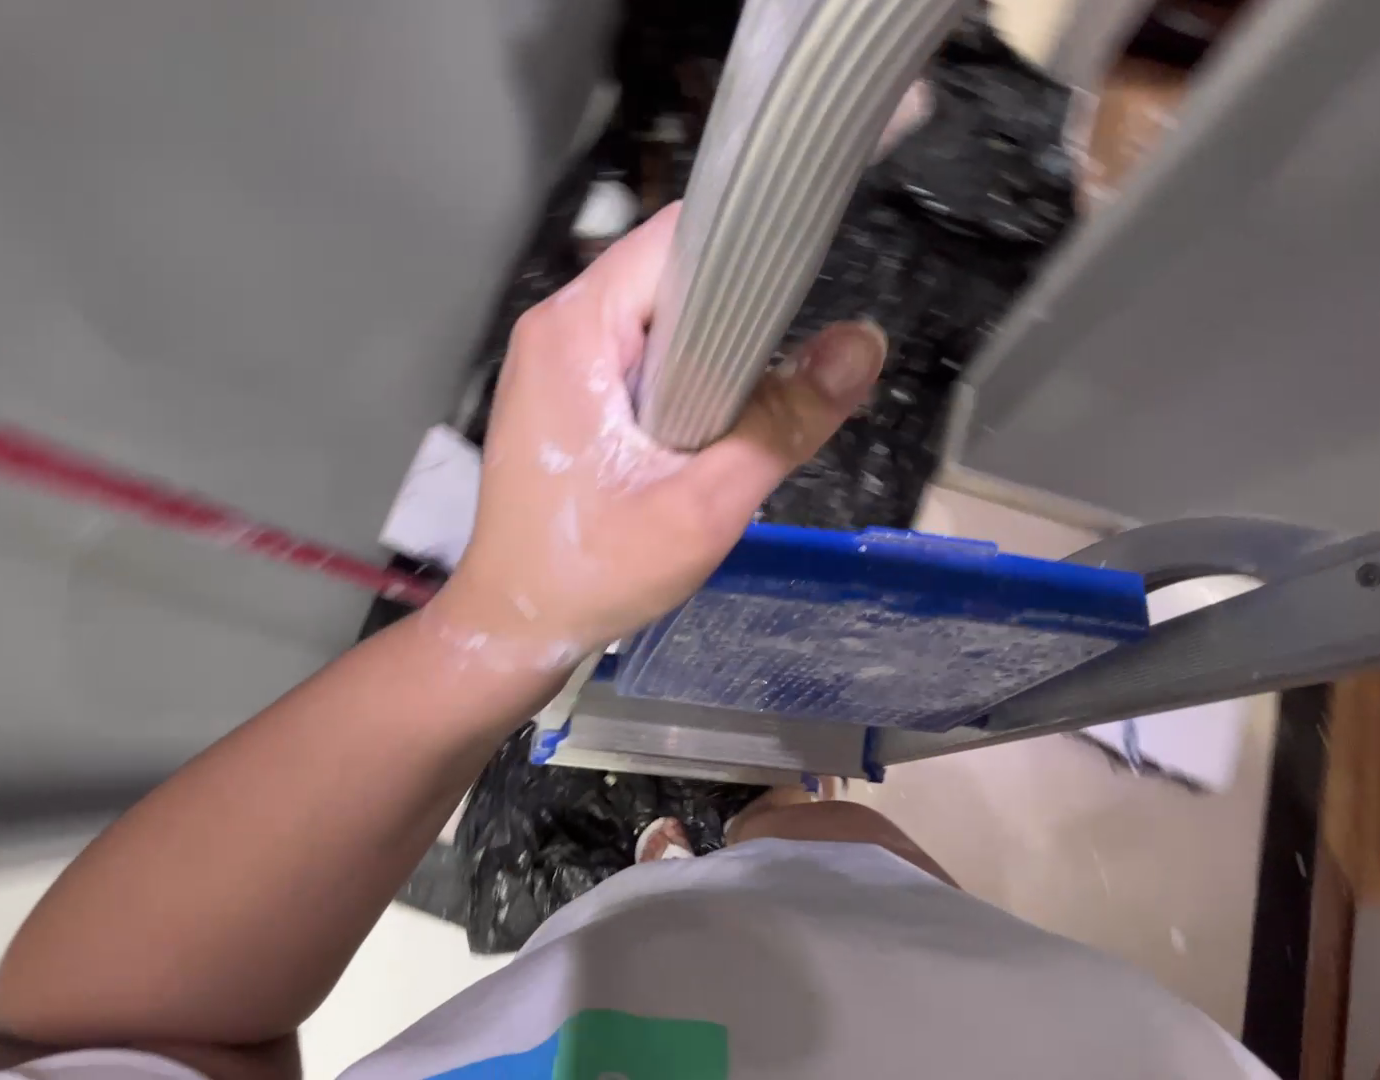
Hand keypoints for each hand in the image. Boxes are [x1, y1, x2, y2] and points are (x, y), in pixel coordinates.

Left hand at [428, 203, 887, 670]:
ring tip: (742, 410)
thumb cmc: (595, 571)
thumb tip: (863, 345)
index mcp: (576, 328)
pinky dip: (678, 378)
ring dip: (708, 354)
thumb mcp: (703, 505)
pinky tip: (700, 428)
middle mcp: (557, 326)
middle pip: (667, 276)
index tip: (803, 293)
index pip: (678, 239)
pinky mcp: (560, 393)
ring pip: (656, 319)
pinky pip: (635, 355)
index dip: (748, 253)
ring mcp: (553, 360)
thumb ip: (783, 424)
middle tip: (777, 376)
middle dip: (733, 317)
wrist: (516, 623)